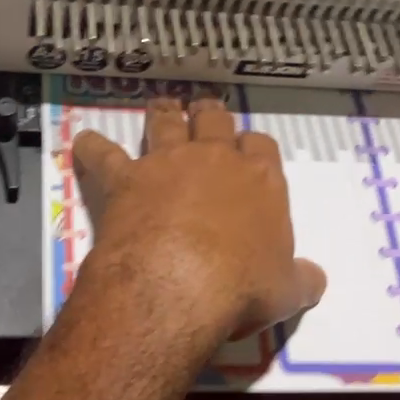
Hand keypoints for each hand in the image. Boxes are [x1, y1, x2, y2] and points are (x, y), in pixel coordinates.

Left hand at [71, 96, 325, 342]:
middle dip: (209, 114)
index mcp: (261, 181)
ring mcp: (167, 164)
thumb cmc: (243, 288)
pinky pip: (103, 154)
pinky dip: (92, 147)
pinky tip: (84, 142)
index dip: (251, 147)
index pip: (260, 146)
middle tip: (202, 113)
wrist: (180, 284)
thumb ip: (302, 279)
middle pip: (213, 121)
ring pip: (165, 123)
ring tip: (160, 107)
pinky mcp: (125, 179)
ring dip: (162, 113)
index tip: (244, 153)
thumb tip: (315, 278)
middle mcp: (215, 160)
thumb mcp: (287, 292)